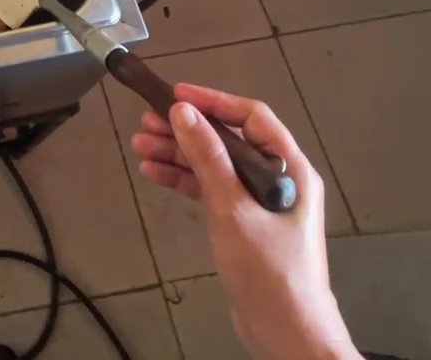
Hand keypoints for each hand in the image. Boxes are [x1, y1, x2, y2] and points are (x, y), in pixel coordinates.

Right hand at [130, 84, 357, 359]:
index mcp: (289, 168)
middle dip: (186, 130)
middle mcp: (277, 177)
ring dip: (178, 153)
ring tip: (140, 146)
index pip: (251, 117)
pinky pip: (211, 187)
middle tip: (147, 122)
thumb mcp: (233, 208)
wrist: (287, 336)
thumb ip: (208, 157)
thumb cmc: (268, 269)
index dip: (213, 101)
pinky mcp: (243, 220)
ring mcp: (259, 200)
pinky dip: (184, 179)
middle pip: (227, 139)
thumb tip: (182, 111)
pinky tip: (155, 172)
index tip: (176, 95)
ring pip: (214, 163)